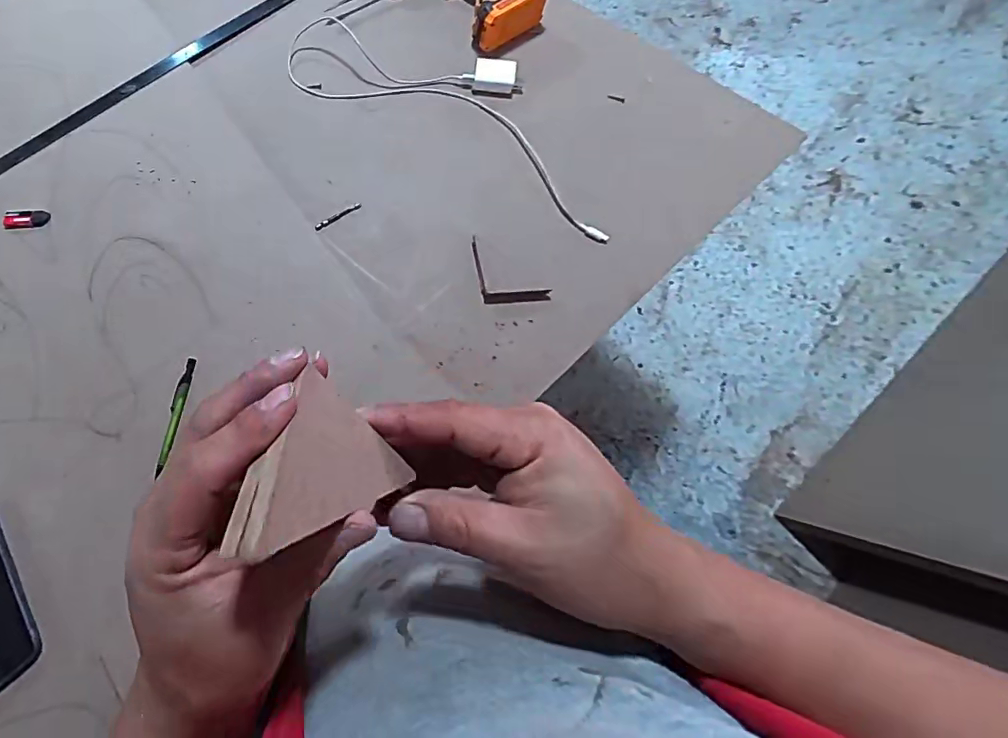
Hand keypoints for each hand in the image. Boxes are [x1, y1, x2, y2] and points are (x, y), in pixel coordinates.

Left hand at [116, 351, 376, 737]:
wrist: (185, 696)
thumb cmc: (211, 662)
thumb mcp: (257, 619)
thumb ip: (305, 559)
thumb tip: (359, 511)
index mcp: (162, 530)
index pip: (202, 467)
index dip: (247, 432)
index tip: (291, 399)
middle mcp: (166, 500)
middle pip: (205, 431)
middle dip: (250, 390)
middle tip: (296, 359)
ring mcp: (183, 498)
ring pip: (216, 433)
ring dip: (255, 396)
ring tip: (295, 367)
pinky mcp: (205, 502)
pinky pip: (232, 454)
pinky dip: (259, 427)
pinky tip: (287, 407)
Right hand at [362, 400, 696, 639]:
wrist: (658, 588)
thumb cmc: (597, 565)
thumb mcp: (521, 547)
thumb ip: (453, 523)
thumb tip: (391, 514)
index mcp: (528, 431)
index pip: (451, 419)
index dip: (400, 419)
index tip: (354, 420)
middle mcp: (521, 425)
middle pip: (446, 427)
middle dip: (399, 440)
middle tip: (349, 450)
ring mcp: (519, 444)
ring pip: (451, 445)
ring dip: (413, 461)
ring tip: (366, 472)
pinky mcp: (517, 465)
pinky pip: (465, 463)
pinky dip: (434, 476)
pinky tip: (404, 488)